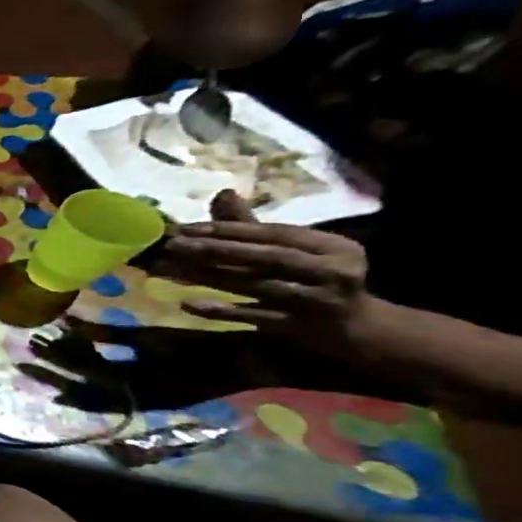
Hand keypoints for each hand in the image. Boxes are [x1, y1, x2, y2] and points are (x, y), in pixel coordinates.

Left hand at [153, 190, 373, 349]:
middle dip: (214, 249)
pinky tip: (187, 303)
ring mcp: (317, 300)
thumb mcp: (294, 251)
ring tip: (165, 268)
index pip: (274, 233)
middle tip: (171, 244)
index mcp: (333, 246)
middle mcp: (332, 271)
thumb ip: (254, 226)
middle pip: (266, 257)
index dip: (228, 229)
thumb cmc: (314, 279)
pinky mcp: (299, 326)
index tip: (184, 228)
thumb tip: (223, 193)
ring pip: (254, 285)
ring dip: (206, 276)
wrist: (355, 327)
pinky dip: (220, 310)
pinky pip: (253, 317)